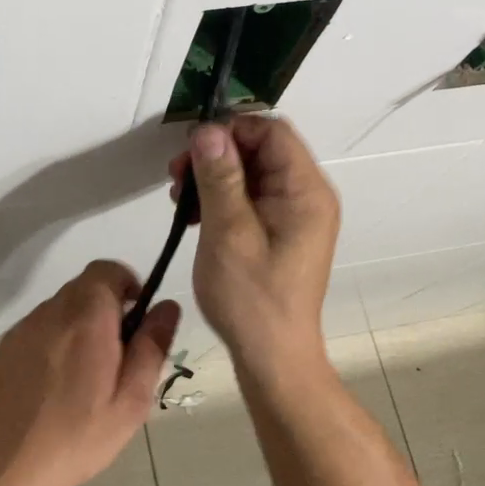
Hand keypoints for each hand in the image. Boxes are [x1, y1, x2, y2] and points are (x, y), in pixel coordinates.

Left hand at [0, 261, 180, 485]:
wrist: (9, 467)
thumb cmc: (80, 436)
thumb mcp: (132, 399)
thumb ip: (152, 345)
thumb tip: (167, 305)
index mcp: (87, 318)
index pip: (107, 269)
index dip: (128, 284)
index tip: (138, 318)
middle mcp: (51, 312)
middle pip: (84, 287)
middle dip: (107, 308)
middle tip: (119, 356)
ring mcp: (23, 329)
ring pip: (61, 308)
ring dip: (80, 325)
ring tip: (87, 375)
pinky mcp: (4, 348)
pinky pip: (39, 328)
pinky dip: (55, 341)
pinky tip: (57, 384)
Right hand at [169, 115, 339, 360]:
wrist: (272, 356)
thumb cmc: (251, 297)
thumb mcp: (228, 232)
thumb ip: (219, 177)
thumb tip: (208, 130)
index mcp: (306, 190)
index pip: (271, 131)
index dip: (230, 131)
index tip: (190, 152)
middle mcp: (308, 195)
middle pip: (262, 149)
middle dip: (216, 155)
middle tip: (176, 178)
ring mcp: (297, 214)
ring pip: (253, 173)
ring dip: (214, 177)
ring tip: (180, 200)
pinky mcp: (283, 232)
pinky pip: (253, 198)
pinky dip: (223, 199)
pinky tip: (195, 217)